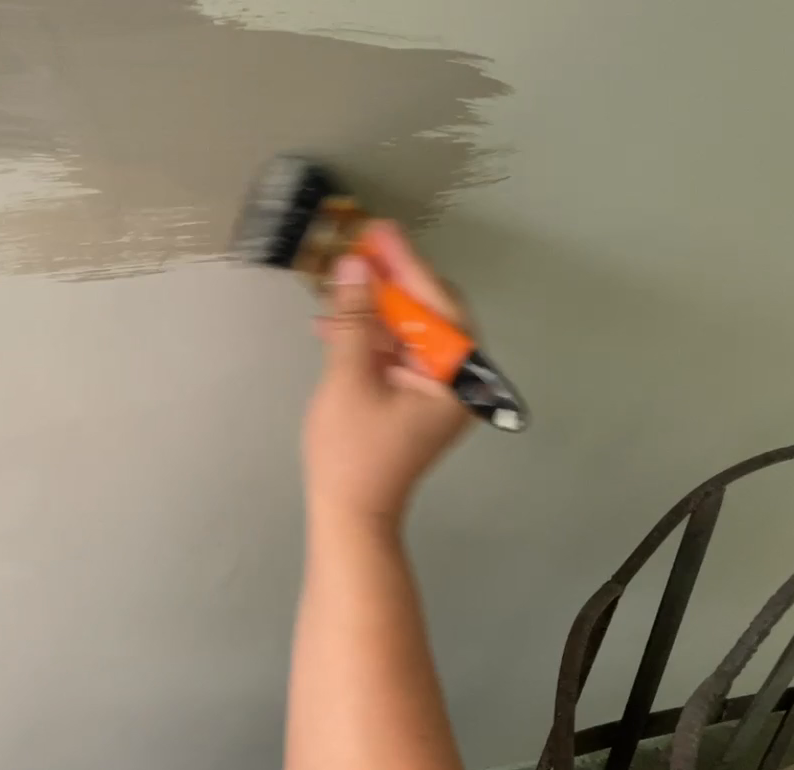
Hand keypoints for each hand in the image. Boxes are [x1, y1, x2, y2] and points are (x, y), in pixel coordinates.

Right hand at [302, 220, 471, 526]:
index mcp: (456, 375)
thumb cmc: (350, 453)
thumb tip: (353, 267)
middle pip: (428, 314)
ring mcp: (437, 392)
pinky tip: (337, 330)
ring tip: (335, 292)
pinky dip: (370, 340)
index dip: (404, 265)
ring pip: (410, 333)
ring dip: (373, 312)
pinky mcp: (416, 402)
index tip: (378, 232)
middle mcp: (458, 379)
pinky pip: (398, 357)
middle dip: (389, 284)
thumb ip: (353, 320)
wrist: (350, 513)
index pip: (436, 303)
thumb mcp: (348, 380)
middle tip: (357, 253)